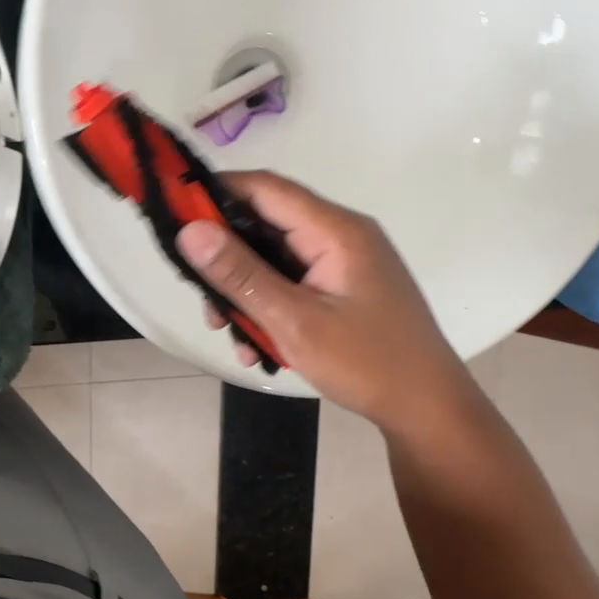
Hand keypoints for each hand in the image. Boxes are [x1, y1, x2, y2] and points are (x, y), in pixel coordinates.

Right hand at [175, 171, 474, 430]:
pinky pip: (288, 281)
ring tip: (222, 328)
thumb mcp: (292, 320)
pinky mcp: (340, 286)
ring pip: (271, 257)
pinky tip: (251, 343)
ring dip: (240, 288)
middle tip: (194, 289)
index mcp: (336, 231)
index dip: (215, 191)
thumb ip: (239, 274)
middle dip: (223, 255)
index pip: (265, 188)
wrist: (427, 409)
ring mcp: (341, 262)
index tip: (171, 211)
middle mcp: (340, 235)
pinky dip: (263, 304)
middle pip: (264, 223)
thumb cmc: (366, 362)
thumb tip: (189, 230)